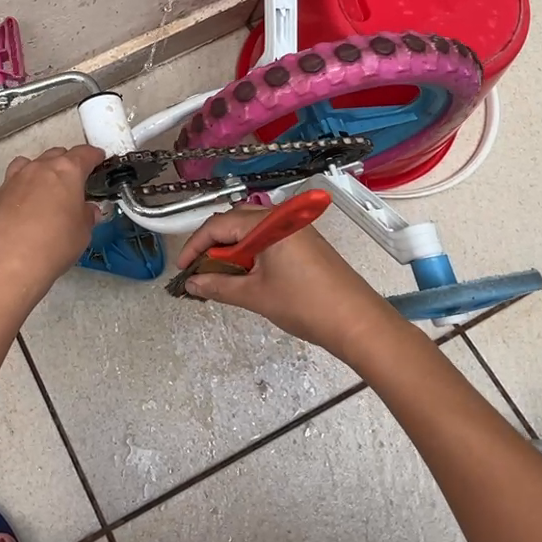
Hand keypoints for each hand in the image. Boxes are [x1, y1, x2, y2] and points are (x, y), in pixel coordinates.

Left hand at [0, 146, 106, 302]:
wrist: (9, 264)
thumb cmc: (55, 245)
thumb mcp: (83, 233)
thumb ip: (86, 216)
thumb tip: (88, 210)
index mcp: (65, 172)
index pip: (83, 155)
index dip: (93, 156)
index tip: (97, 159)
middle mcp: (36, 170)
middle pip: (53, 155)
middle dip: (64, 163)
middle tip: (71, 182)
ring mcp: (8, 182)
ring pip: (21, 165)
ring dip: (31, 172)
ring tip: (37, 190)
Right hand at [175, 206, 393, 351]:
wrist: (359, 323)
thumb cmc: (306, 305)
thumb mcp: (255, 296)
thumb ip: (218, 287)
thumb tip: (192, 285)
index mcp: (268, 223)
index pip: (218, 225)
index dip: (195, 246)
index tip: (182, 268)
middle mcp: (282, 218)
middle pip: (234, 222)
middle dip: (212, 246)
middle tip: (199, 272)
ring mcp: (297, 229)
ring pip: (252, 231)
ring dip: (232, 250)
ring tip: (220, 277)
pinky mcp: (307, 243)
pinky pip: (269, 239)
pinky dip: (251, 253)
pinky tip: (246, 276)